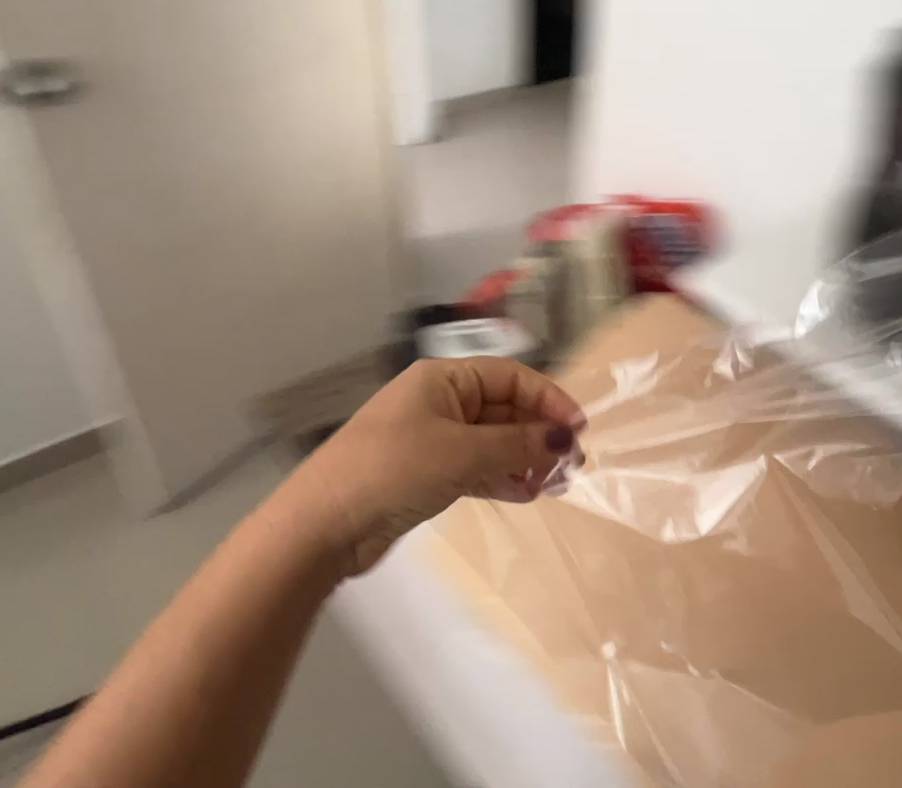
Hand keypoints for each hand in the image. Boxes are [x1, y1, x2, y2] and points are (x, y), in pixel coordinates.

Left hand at [292, 358, 585, 576]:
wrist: (322, 525)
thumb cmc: (393, 470)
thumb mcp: (462, 453)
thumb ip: (518, 445)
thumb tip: (565, 440)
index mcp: (443, 379)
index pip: (511, 377)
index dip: (548, 398)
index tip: (579, 428)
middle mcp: (439, 402)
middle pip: (503, 409)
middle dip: (538, 434)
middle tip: (571, 464)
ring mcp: (431, 439)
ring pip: (492, 441)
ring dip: (524, 459)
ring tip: (554, 484)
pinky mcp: (426, 473)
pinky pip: (476, 466)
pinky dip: (501, 477)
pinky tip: (526, 494)